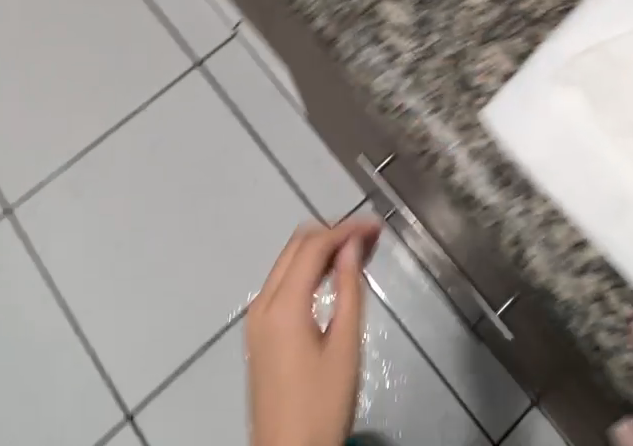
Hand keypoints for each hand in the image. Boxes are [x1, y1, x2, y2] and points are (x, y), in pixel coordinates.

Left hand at [247, 219, 382, 445]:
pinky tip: (332, 277)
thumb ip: (349, 290)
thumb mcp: (345, 347)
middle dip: (332, 234)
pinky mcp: (258, 331)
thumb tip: (352, 246)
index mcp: (283, 304)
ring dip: (320, 250)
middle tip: (369, 238)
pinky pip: (281, 282)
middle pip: (296, 246)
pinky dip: (306, 270)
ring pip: (286, 262)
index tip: (376, 227)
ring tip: (357, 253)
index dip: (346, 230)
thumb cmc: (322, 405)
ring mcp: (256, 317)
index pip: (314, 246)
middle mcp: (262, 302)